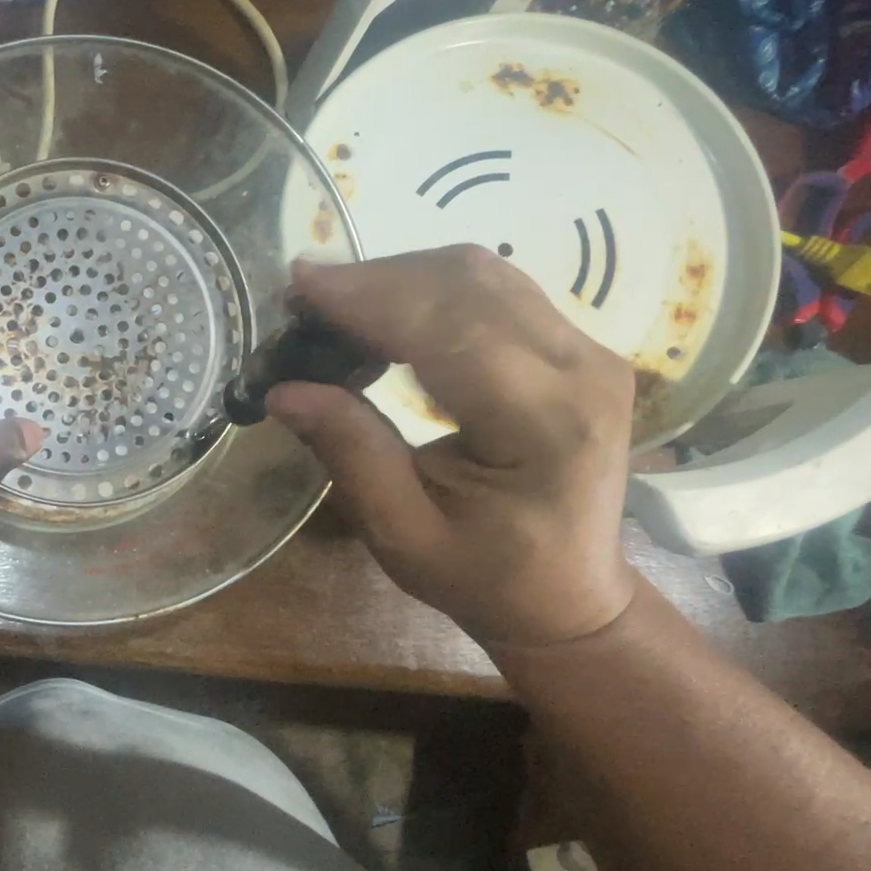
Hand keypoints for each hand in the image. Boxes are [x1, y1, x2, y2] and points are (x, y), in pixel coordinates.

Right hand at [267, 246, 637, 647]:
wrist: (568, 595)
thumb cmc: (481, 576)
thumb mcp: (400, 531)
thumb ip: (350, 452)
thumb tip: (283, 390)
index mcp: (542, 421)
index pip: (449, 327)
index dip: (367, 298)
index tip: (297, 287)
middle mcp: (579, 368)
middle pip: (468, 283)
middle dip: (374, 280)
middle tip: (300, 302)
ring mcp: (587, 351)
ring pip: (482, 274)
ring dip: (397, 279)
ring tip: (329, 307)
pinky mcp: (575, 349)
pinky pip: (494, 293)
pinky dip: (425, 292)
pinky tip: (378, 315)